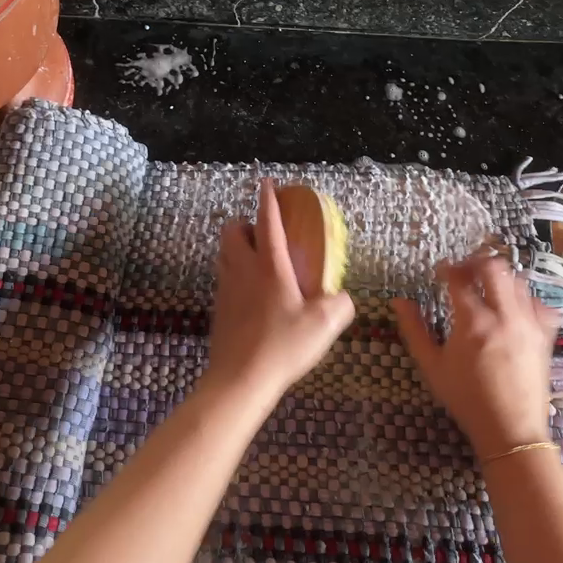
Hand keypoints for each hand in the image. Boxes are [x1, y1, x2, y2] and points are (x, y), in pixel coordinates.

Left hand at [203, 179, 356, 403]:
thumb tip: (344, 298)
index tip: (268, 183)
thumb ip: (340, 305)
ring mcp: (225, 288)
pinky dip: (234, 274)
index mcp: (269, 265)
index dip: (268, 199)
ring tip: (257, 261)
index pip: (266, 221)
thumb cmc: (282, 346)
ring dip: (237, 247)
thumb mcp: (323, 325)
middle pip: (232, 230)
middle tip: (263, 234)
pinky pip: (224, 278)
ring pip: (224, 253)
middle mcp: (243, 269)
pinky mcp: (218, 309)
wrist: (240, 379)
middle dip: (244, 223)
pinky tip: (251, 295)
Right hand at [394, 254, 560, 460]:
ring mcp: (528, 324)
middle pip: (494, 267)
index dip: (447, 269)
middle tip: (464, 272)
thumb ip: (414, 329)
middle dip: (475, 262)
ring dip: (499, 278)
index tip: (439, 273)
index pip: (460, 277)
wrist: (511, 431)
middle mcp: (504, 315)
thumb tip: (398, 301)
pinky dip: (525, 298)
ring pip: (517, 281)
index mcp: (473, 321)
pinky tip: (512, 308)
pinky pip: (539, 304)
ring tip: (485, 288)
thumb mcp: (432, 366)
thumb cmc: (466, 399)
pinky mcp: (545, 336)